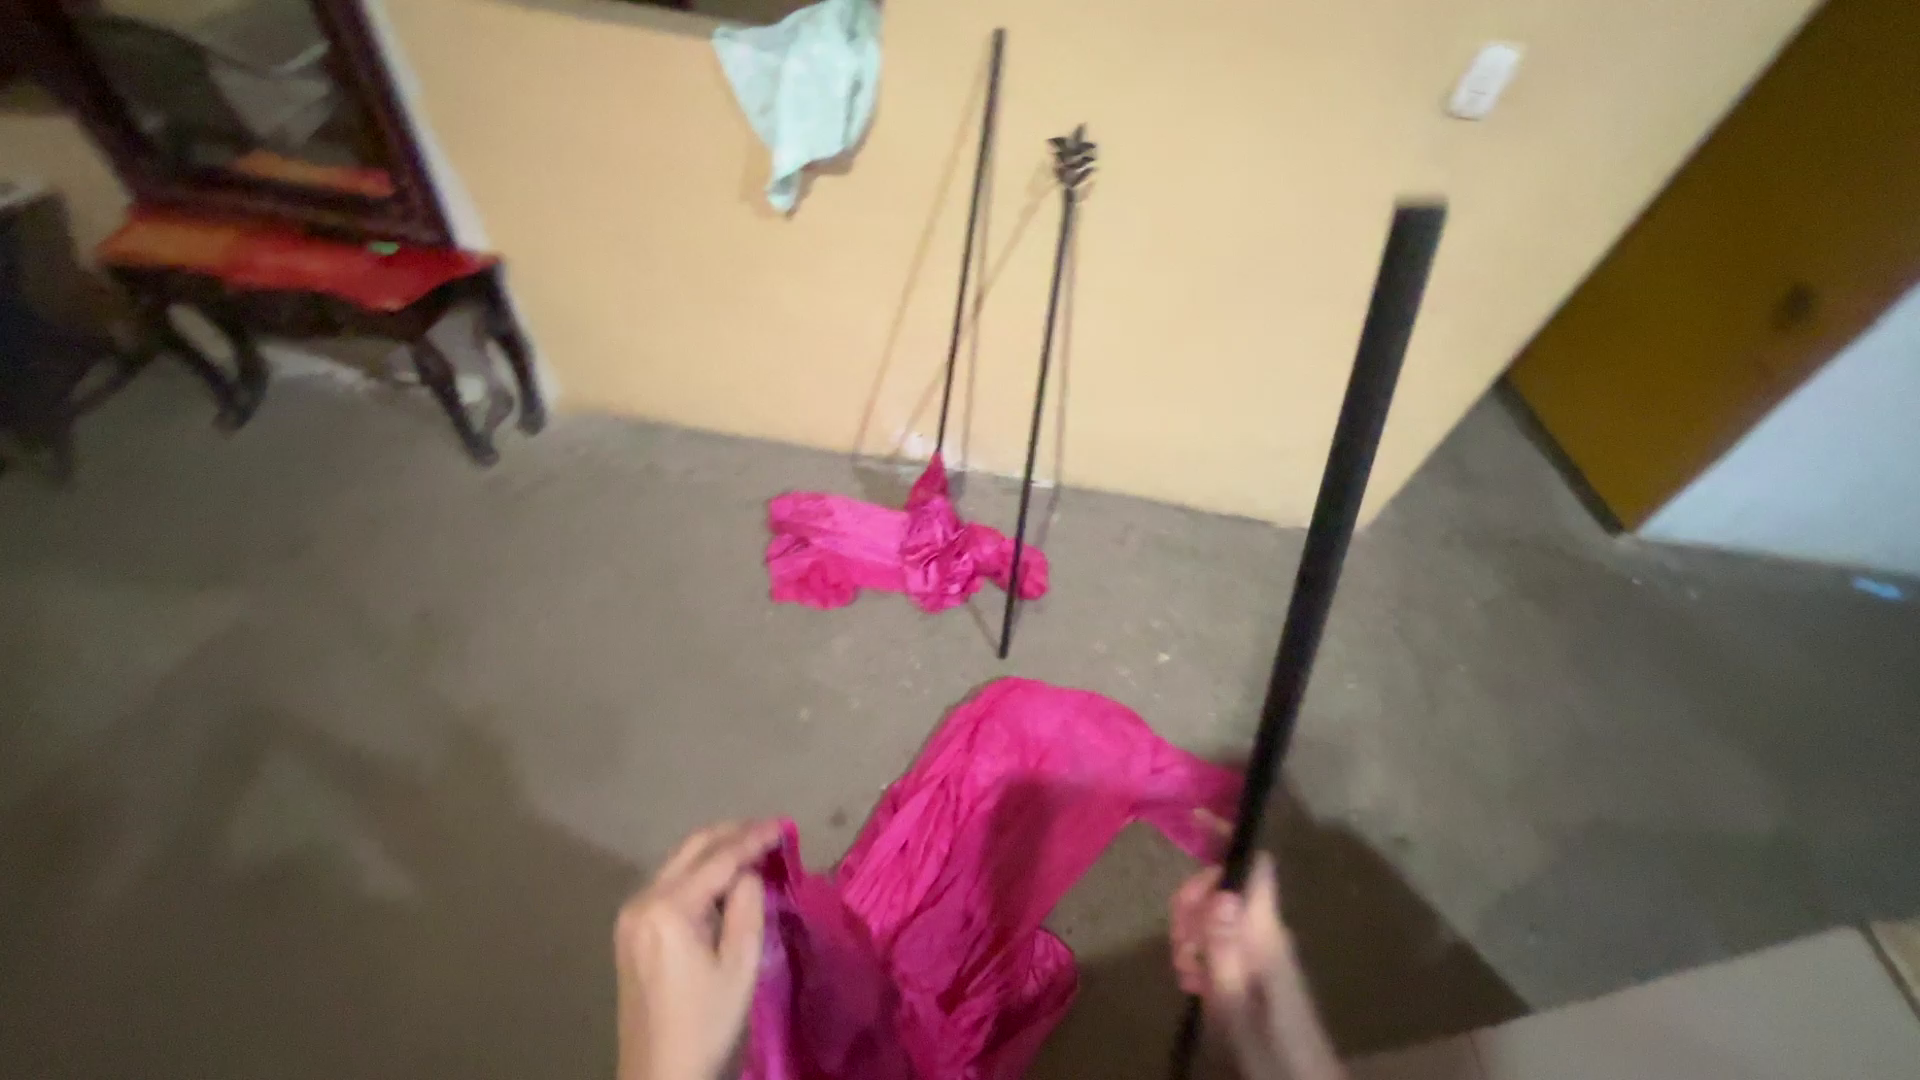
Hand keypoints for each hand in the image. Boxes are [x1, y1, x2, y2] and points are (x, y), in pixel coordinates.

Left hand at [615, 820, 779, 1079]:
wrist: (659, 1079)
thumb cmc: (706, 1023)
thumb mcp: (740, 964)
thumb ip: (748, 904)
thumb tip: (749, 872)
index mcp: (669, 908)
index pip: (719, 857)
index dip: (754, 838)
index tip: (784, 825)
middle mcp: (643, 901)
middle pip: (692, 848)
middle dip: (732, 834)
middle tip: (770, 831)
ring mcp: (632, 916)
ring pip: (679, 862)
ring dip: (716, 851)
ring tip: (754, 848)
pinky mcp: (631, 932)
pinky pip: (670, 883)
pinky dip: (699, 871)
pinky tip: (724, 877)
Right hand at [1170, 851, 1345, 1079]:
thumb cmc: (1270, 1052)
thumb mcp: (1235, 1004)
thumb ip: (1225, 946)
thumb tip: (1222, 888)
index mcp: (1264, 933)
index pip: (1252, 865)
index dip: (1226, 835)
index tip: (1194, 818)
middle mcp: (1266, 930)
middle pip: (1222, 887)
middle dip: (1191, 903)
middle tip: (1180, 945)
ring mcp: (1262, 948)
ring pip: (1216, 912)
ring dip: (1191, 932)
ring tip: (1188, 972)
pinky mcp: (1257, 966)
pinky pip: (1222, 938)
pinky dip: (1200, 951)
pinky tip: (1195, 980)